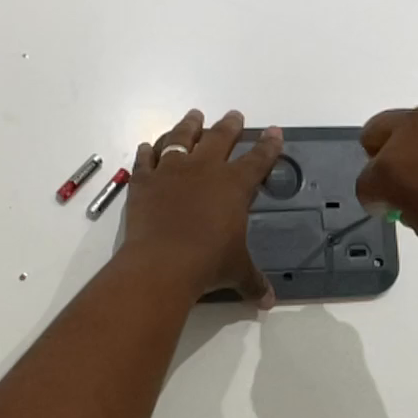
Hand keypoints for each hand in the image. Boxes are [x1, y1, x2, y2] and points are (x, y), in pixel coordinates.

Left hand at [122, 110, 283, 306]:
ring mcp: (171, 171)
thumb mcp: (237, 272)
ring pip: (182, 138)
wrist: (161, 263)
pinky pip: (146, 159)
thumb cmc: (207, 264)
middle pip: (220, 138)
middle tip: (234, 115)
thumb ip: (254, 282)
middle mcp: (204, 169)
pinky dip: (148, 151)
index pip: (257, 160)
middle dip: (229, 125)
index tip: (274, 131)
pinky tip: (149, 147)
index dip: (268, 146)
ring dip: (189, 125)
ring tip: (194, 116)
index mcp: (234, 185)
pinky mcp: (144, 181)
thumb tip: (269, 302)